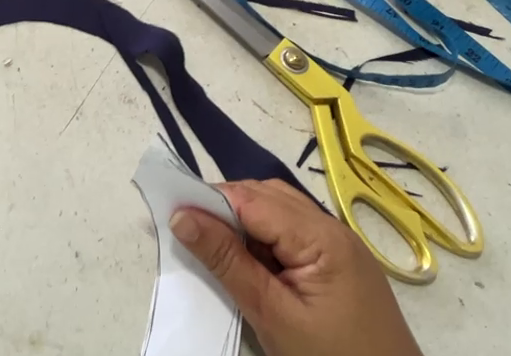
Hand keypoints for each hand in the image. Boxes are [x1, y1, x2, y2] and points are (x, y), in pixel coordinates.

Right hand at [169, 180, 422, 355]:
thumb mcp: (272, 315)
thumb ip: (226, 261)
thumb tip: (180, 214)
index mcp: (321, 236)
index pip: (251, 198)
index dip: (209, 200)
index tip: (170, 213)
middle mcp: (332, 227)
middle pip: (264, 196)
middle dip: (223, 207)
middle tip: (188, 233)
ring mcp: (340, 245)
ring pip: (277, 210)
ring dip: (242, 221)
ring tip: (215, 249)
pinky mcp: (340, 263)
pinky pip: (293, 232)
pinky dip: (264, 238)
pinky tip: (249, 263)